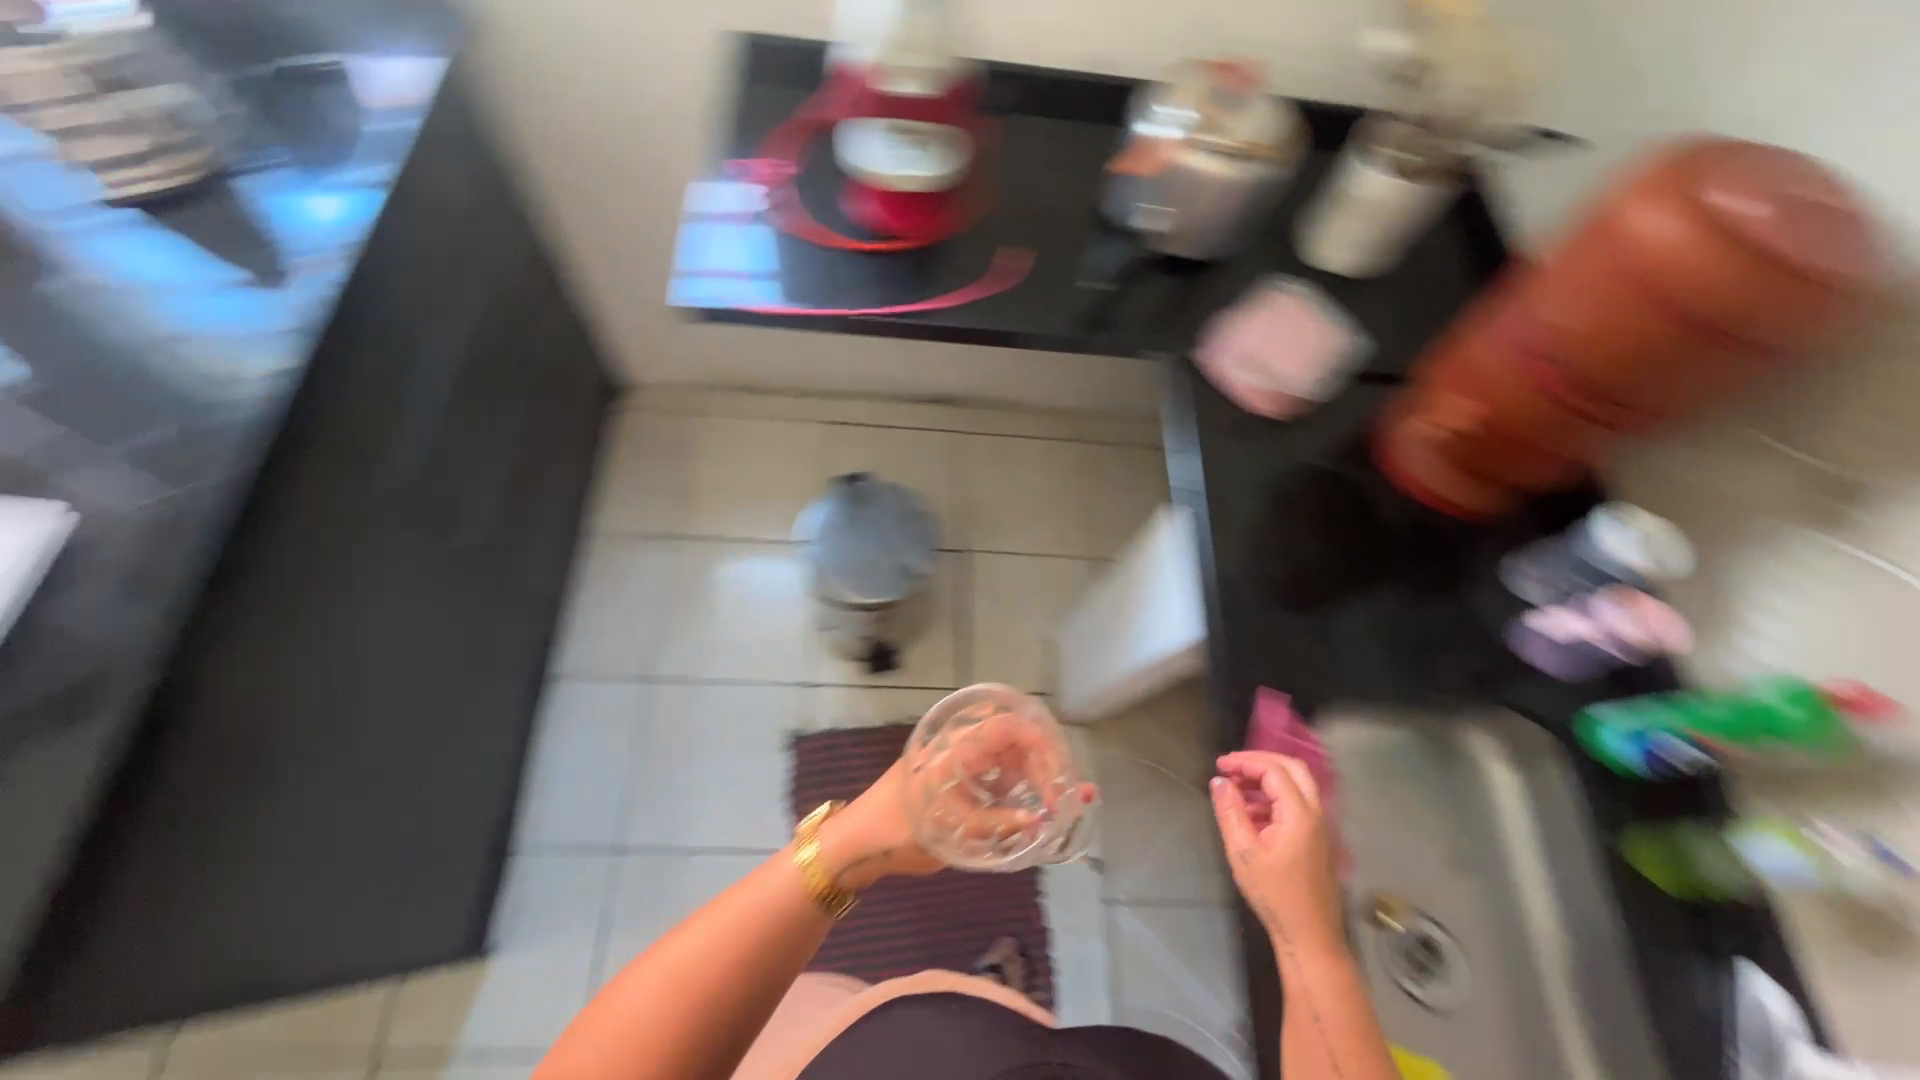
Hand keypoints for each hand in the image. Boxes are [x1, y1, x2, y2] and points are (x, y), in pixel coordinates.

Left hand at [817, 716, 1098, 886]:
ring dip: (1035, 772)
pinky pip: (997, 770)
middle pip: (1016, 736)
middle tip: (1062, 798)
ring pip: (1009, 752)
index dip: (1042, 747)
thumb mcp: (951, 833)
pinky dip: (1019, 783)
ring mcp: (958, 759)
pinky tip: (1036, 804)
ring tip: (1057, 802)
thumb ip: (998, 824)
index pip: (1010, 726)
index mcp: (956, 747)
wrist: (857, 841)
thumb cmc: (898, 832)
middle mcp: (960, 744)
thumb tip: (1041, 822)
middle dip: (1045, 762)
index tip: (1057, 783)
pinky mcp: (957, 776)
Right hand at [1211, 751, 1343, 952]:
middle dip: (1260, 761)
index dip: (1245, 762)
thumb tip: (1220, 781)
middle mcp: (1316, 813)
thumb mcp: (1243, 852)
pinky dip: (1274, 797)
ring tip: (1235, 789)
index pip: (1274, 770)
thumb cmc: (1275, 894)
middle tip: (1231, 767)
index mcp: (1300, 814)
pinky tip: (1250, 813)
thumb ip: (1230, 812)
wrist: (1309, 934)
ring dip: (1267, 779)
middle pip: (1292, 769)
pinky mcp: (1316, 838)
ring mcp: (1320, 826)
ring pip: (1297, 786)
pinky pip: (1297, 803)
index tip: (1219, 765)